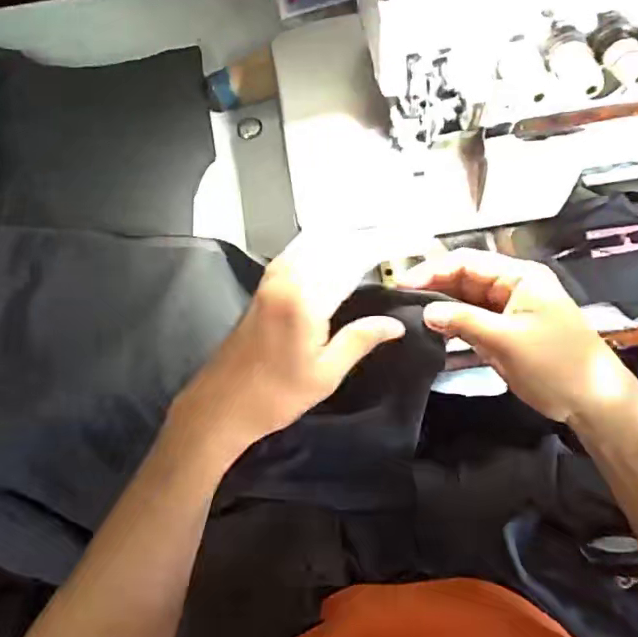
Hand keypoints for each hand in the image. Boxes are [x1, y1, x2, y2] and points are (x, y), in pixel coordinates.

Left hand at [169, 235, 406, 462]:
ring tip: (379, 240)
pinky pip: (298, 250)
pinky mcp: (264, 285)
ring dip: (347, 235)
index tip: (415, 240)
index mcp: (305, 298)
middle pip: (335, 239)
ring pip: (314, 239)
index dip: (388, 243)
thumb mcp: (326, 373)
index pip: (354, 255)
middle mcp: (286, 278)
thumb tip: (394, 324)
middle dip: (371, 233)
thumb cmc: (274, 396)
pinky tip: (338, 252)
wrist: (222, 403)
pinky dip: (323, 244)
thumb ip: (361, 339)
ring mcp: (271, 279)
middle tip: (403, 237)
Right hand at [398, 249, 635, 422]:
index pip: (466, 261)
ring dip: (440, 307)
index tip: (401, 286)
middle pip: (463, 278)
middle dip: (432, 287)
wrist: (594, 402)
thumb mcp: (507, 340)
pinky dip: (451, 325)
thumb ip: (464, 321)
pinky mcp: (504, 331)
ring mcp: (507, 309)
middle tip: (399, 301)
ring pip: (464, 300)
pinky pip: (470, 321)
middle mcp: (512, 286)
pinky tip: (430, 332)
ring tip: (408, 315)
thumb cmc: (557, 364)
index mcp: (520, 276)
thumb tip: (427, 312)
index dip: (431, 270)